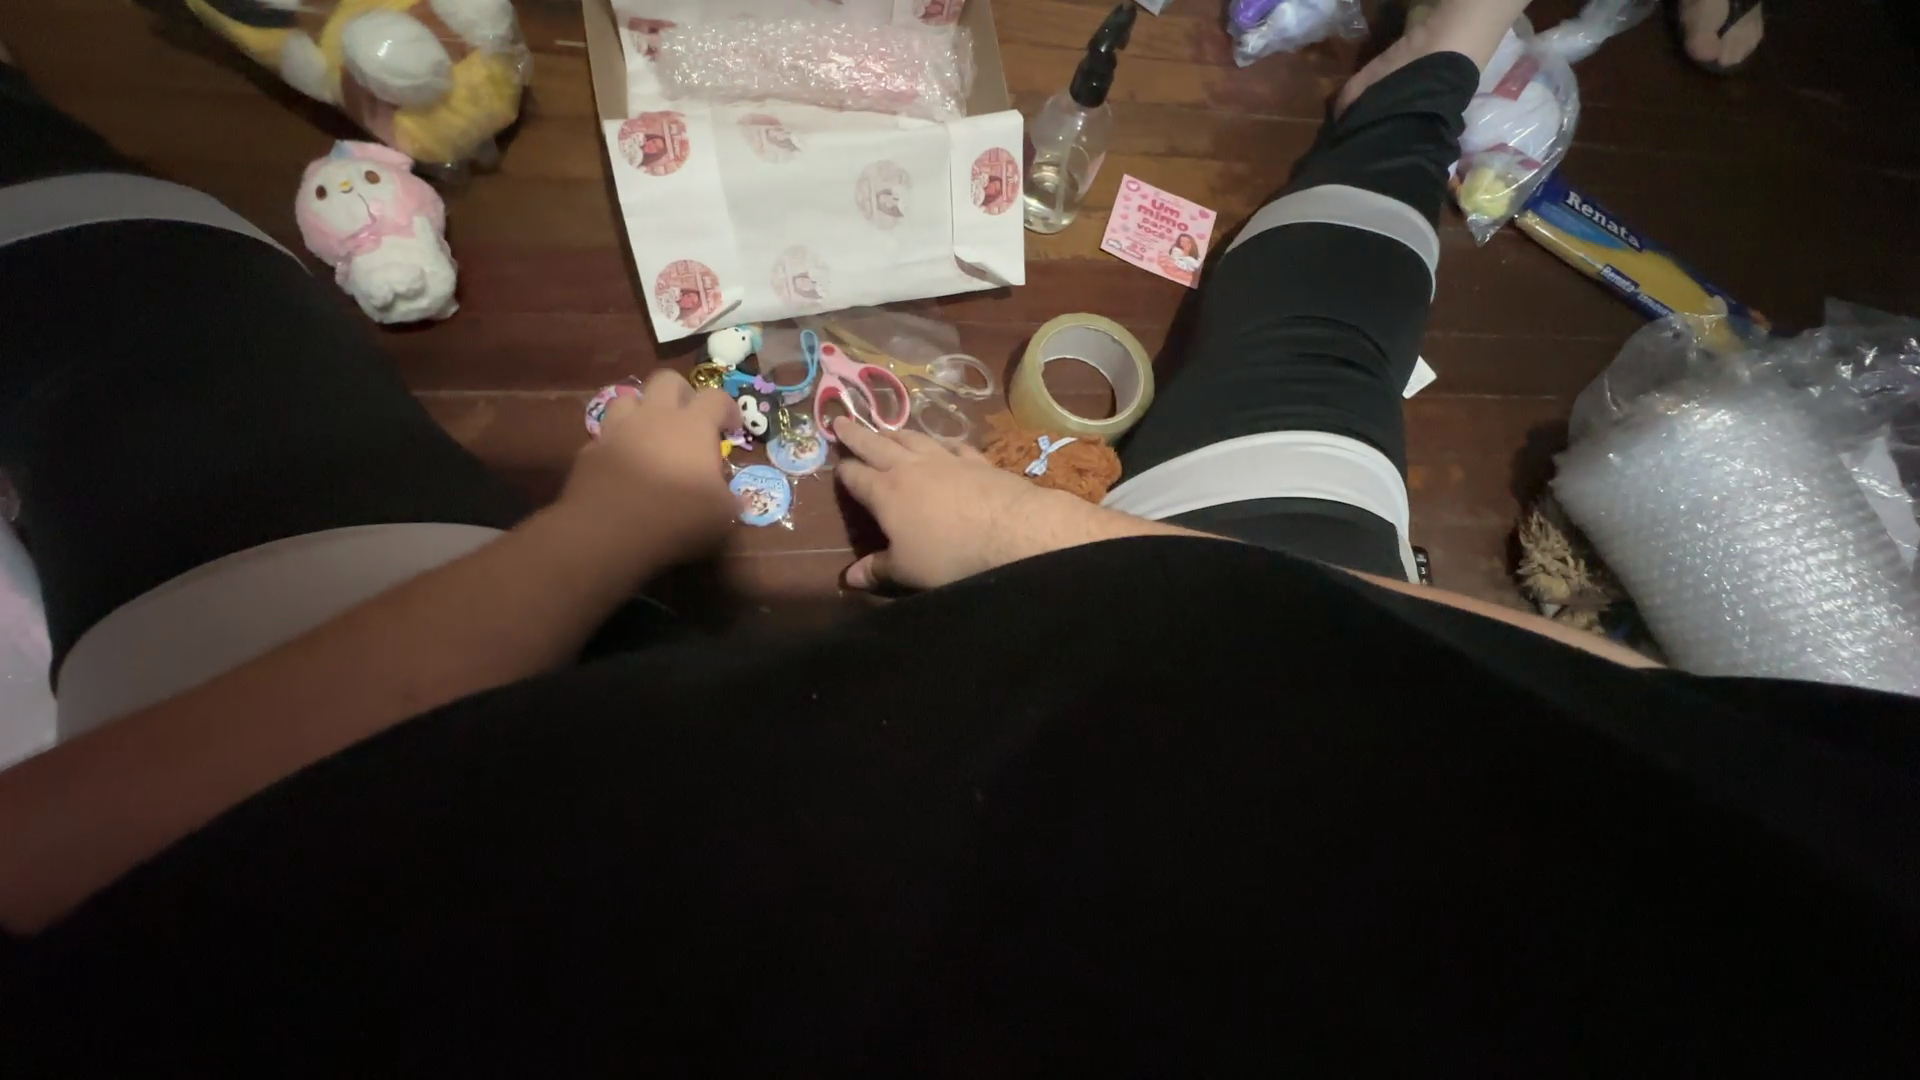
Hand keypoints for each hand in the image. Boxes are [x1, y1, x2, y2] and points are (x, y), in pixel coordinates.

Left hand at [556, 369, 739, 566]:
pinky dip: (618, 445)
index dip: (729, 408)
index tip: (733, 428)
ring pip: (628, 399)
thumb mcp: (722, 514)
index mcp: (693, 425)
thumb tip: (735, 500)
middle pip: (667, 380)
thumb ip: (730, 500)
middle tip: (690, 419)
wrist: (609, 531)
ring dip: (643, 411)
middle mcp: (655, 417)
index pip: (716, 397)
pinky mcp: (591, 451)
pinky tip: (625, 465)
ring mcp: (618, 430)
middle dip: (682, 393)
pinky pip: (606, 437)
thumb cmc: (677, 516)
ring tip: (652, 434)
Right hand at [833, 418, 1092, 590]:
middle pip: (877, 445)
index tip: (835, 465)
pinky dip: (941, 442)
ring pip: (913, 438)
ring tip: (886, 429)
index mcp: (885, 493)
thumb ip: (877, 570)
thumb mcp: (906, 570)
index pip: (856, 477)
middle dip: (857, 434)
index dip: (843, 471)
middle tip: (841, 419)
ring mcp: (945, 460)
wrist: (1010, 530)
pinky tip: (943, 443)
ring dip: (896, 432)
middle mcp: (910, 467)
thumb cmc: (949, 554)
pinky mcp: (976, 460)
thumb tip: (847, 579)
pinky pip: (953, 445)